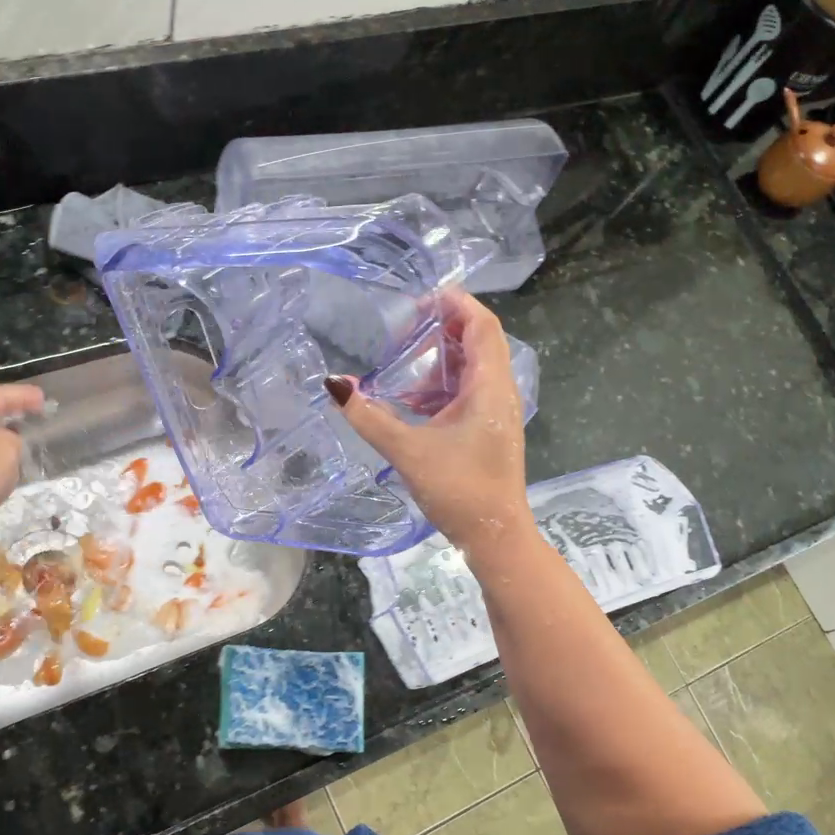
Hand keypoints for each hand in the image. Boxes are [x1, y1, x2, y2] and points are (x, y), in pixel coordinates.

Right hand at [327, 288, 532, 556]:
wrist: (495, 536)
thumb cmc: (459, 489)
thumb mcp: (408, 451)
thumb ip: (370, 417)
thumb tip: (335, 385)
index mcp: (489, 386)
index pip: (481, 325)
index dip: (456, 303)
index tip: (421, 298)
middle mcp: (499, 392)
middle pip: (478, 342)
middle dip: (443, 330)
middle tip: (405, 328)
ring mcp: (497, 414)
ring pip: (473, 370)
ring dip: (441, 361)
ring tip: (403, 364)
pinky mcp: (490, 432)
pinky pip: (469, 394)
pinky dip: (443, 388)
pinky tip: (413, 402)